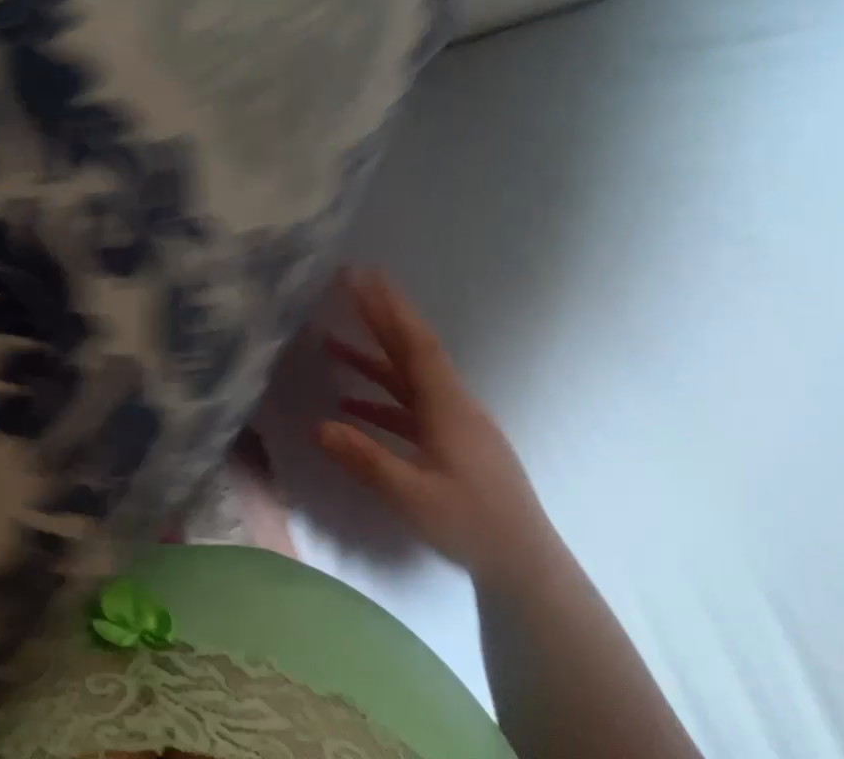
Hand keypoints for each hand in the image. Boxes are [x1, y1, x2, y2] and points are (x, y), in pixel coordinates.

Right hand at [318, 269, 557, 580]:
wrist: (525, 565)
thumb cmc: (470, 524)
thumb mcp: (411, 494)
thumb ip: (365, 458)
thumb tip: (318, 426)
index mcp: (448, 409)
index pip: (415, 346)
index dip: (389, 310)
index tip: (365, 277)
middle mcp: (454, 408)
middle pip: (412, 353)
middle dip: (380, 319)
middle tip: (350, 287)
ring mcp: (456, 427)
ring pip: (408, 381)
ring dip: (373, 360)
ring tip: (331, 342)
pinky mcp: (453, 447)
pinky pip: (410, 409)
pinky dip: (380, 399)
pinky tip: (351, 405)